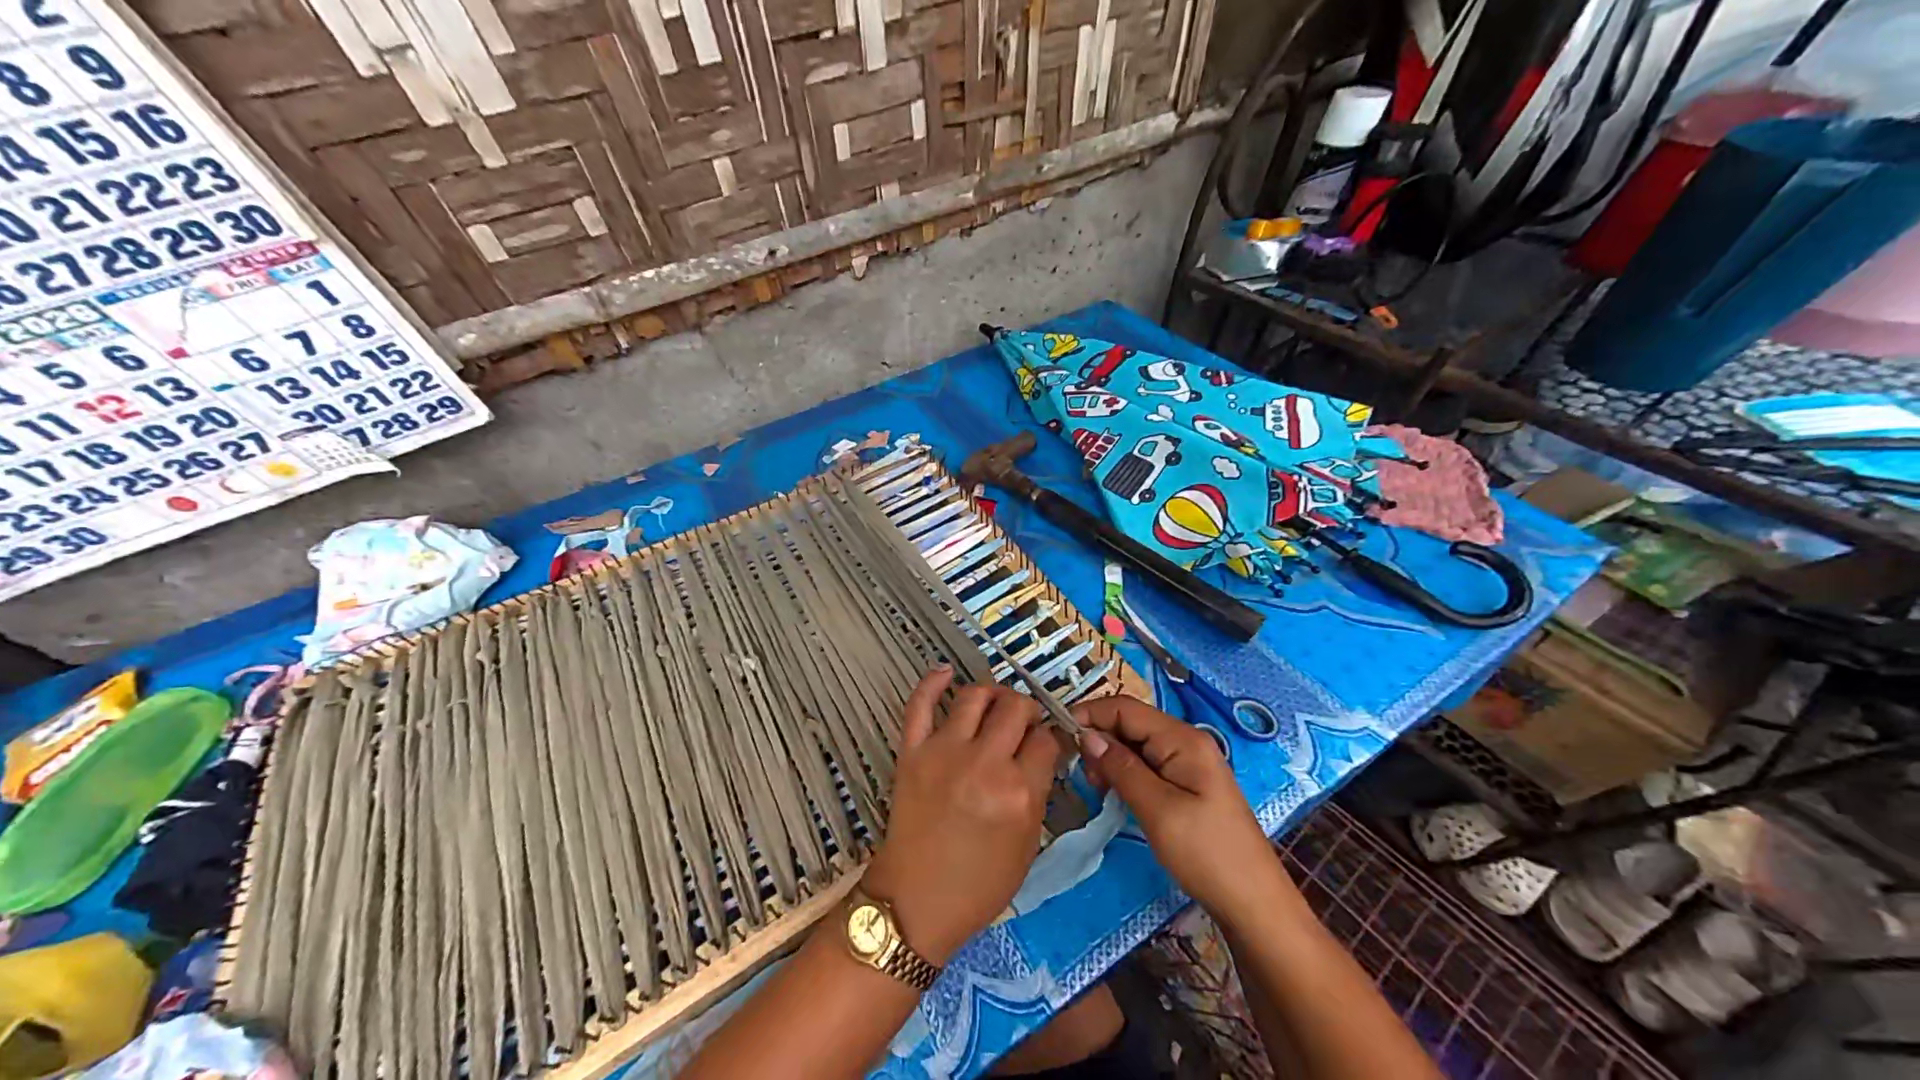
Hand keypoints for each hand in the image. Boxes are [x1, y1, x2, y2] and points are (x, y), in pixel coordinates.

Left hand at [864, 666, 1062, 963]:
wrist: (916, 901)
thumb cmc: (979, 884)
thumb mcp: (1027, 843)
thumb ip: (1038, 791)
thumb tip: (1042, 750)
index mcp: (1018, 793)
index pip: (1047, 740)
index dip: (1052, 738)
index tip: (1047, 742)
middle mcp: (984, 763)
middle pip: (1016, 708)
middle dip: (1027, 711)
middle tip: (1023, 724)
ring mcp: (943, 752)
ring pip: (976, 695)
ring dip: (993, 694)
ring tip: (995, 705)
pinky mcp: (911, 751)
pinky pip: (920, 703)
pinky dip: (932, 681)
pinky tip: (946, 672)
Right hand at [1072, 696, 1295, 929]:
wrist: (1253, 902)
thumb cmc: (1206, 853)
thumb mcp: (1157, 810)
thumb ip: (1121, 768)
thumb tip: (1087, 735)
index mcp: (1182, 739)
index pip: (1125, 708)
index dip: (1090, 714)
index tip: (1060, 735)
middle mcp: (1185, 741)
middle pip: (1130, 723)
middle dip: (1100, 739)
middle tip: (1085, 776)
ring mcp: (1187, 763)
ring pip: (1135, 745)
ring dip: (1111, 759)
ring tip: (1100, 790)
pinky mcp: (1186, 784)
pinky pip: (1146, 765)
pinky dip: (1125, 774)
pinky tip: (1117, 794)